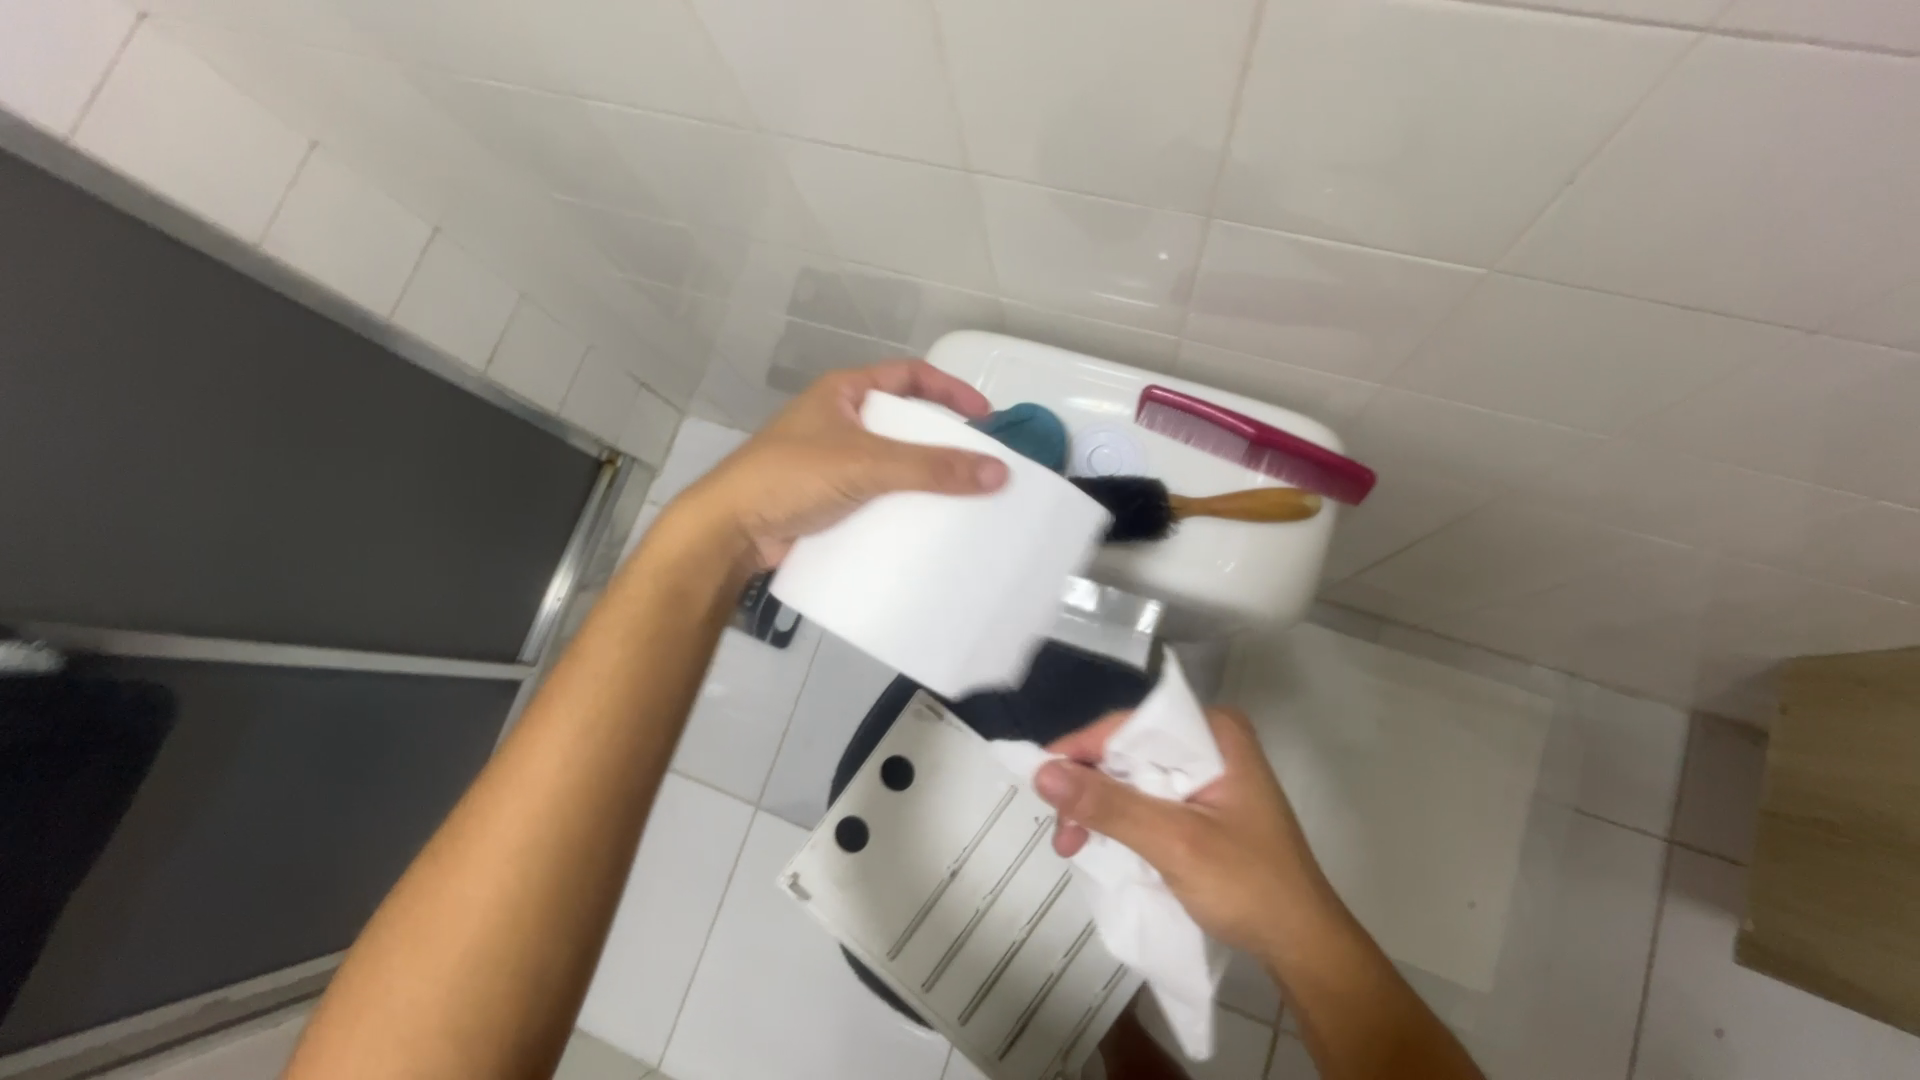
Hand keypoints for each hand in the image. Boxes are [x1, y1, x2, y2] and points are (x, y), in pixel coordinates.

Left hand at [671, 359, 1009, 570]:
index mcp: (844, 393)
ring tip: (960, 501)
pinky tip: (923, 528)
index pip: (908, 376)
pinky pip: (877, 498)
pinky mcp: (829, 500)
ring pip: (892, 465)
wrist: (729, 531)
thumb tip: (998, 472)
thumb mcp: (865, 463)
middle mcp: (840, 422)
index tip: (985, 415)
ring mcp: (833, 463)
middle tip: (978, 464)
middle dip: (940, 443)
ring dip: (922, 481)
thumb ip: (931, 467)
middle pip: (903, 424)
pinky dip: (901, 508)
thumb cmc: (789, 477)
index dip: (949, 390)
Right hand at [1034, 707, 1339, 958]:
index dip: (1081, 749)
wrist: (1303, 945)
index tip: (1039, 779)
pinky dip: (1119, 819)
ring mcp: (1208, 773)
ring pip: (1133, 775)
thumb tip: (1040, 772)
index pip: (1130, 725)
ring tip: (1071, 843)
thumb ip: (1108, 805)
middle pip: (1128, 749)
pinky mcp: (1202, 802)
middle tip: (1060, 826)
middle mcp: (1210, 741)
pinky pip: (1147, 797)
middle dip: (1088, 785)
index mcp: (1214, 731)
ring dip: (1099, 806)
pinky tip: (1096, 841)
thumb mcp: (1173, 843)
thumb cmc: (1248, 887)